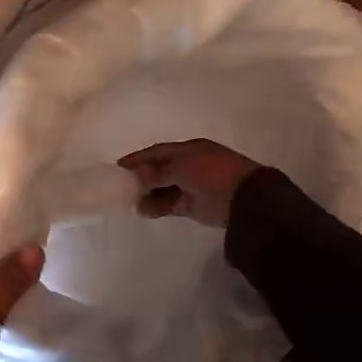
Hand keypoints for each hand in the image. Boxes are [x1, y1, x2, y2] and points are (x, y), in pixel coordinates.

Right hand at [118, 139, 261, 227]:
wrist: (242, 198)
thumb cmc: (211, 173)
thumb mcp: (182, 166)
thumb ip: (158, 172)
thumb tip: (138, 174)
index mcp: (189, 150)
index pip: (158, 152)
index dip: (139, 158)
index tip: (119, 166)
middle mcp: (189, 166)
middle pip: (159, 170)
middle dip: (141, 177)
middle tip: (121, 185)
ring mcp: (190, 186)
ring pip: (162, 189)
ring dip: (147, 194)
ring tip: (130, 200)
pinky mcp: (191, 205)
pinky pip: (168, 204)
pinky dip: (156, 207)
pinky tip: (142, 211)